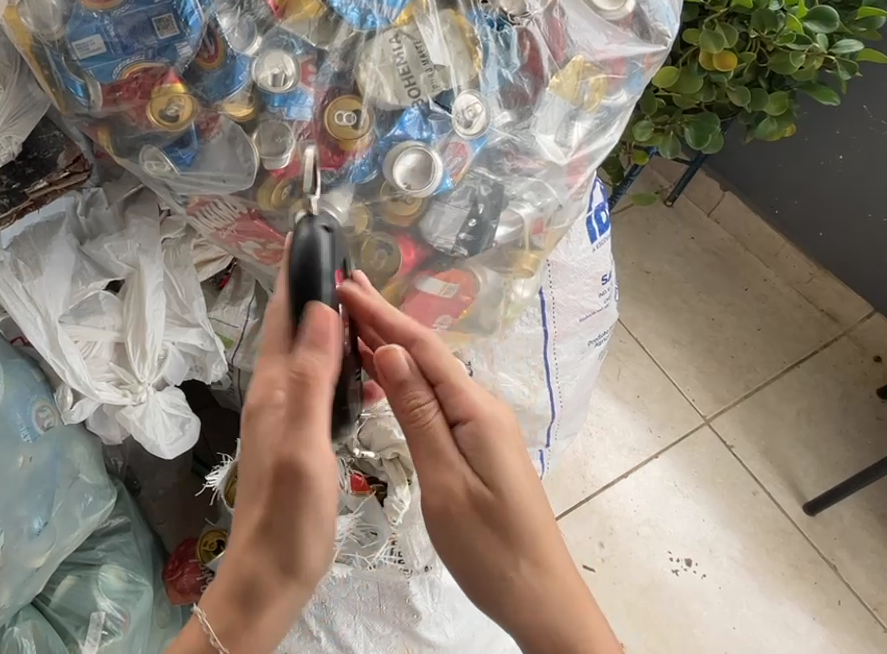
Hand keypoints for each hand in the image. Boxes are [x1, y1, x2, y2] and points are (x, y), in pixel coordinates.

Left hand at [171, 236, 343, 653]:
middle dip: (318, 295)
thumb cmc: (289, 512)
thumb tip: (321, 309)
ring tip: (368, 315)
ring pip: (311, 356)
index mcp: (274, 385)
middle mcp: (276, 392)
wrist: (270, 575)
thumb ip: (310, 375)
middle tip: (352, 270)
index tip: (312, 239)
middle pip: (296, 330)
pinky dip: (342, 369)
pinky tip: (367, 376)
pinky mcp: (300, 436)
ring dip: (334, 331)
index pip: (284, 316)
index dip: (296, 277)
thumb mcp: (303, 440)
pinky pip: (322, 386)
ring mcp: (286, 415)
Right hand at [341, 272, 621, 653]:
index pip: (421, 347)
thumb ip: (417, 413)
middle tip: (345, 288)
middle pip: (427, 352)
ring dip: (393, 343)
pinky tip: (385, 373)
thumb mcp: (445, 480)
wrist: (541, 599)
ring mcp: (481, 424)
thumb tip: (390, 350)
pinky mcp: (478, 443)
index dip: (382, 314)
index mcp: (474, 408)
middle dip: (385, 318)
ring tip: (355, 320)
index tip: (346, 286)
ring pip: (431, 373)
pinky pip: (436, 396)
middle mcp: (480, 405)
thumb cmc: (489, 547)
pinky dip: (405, 376)